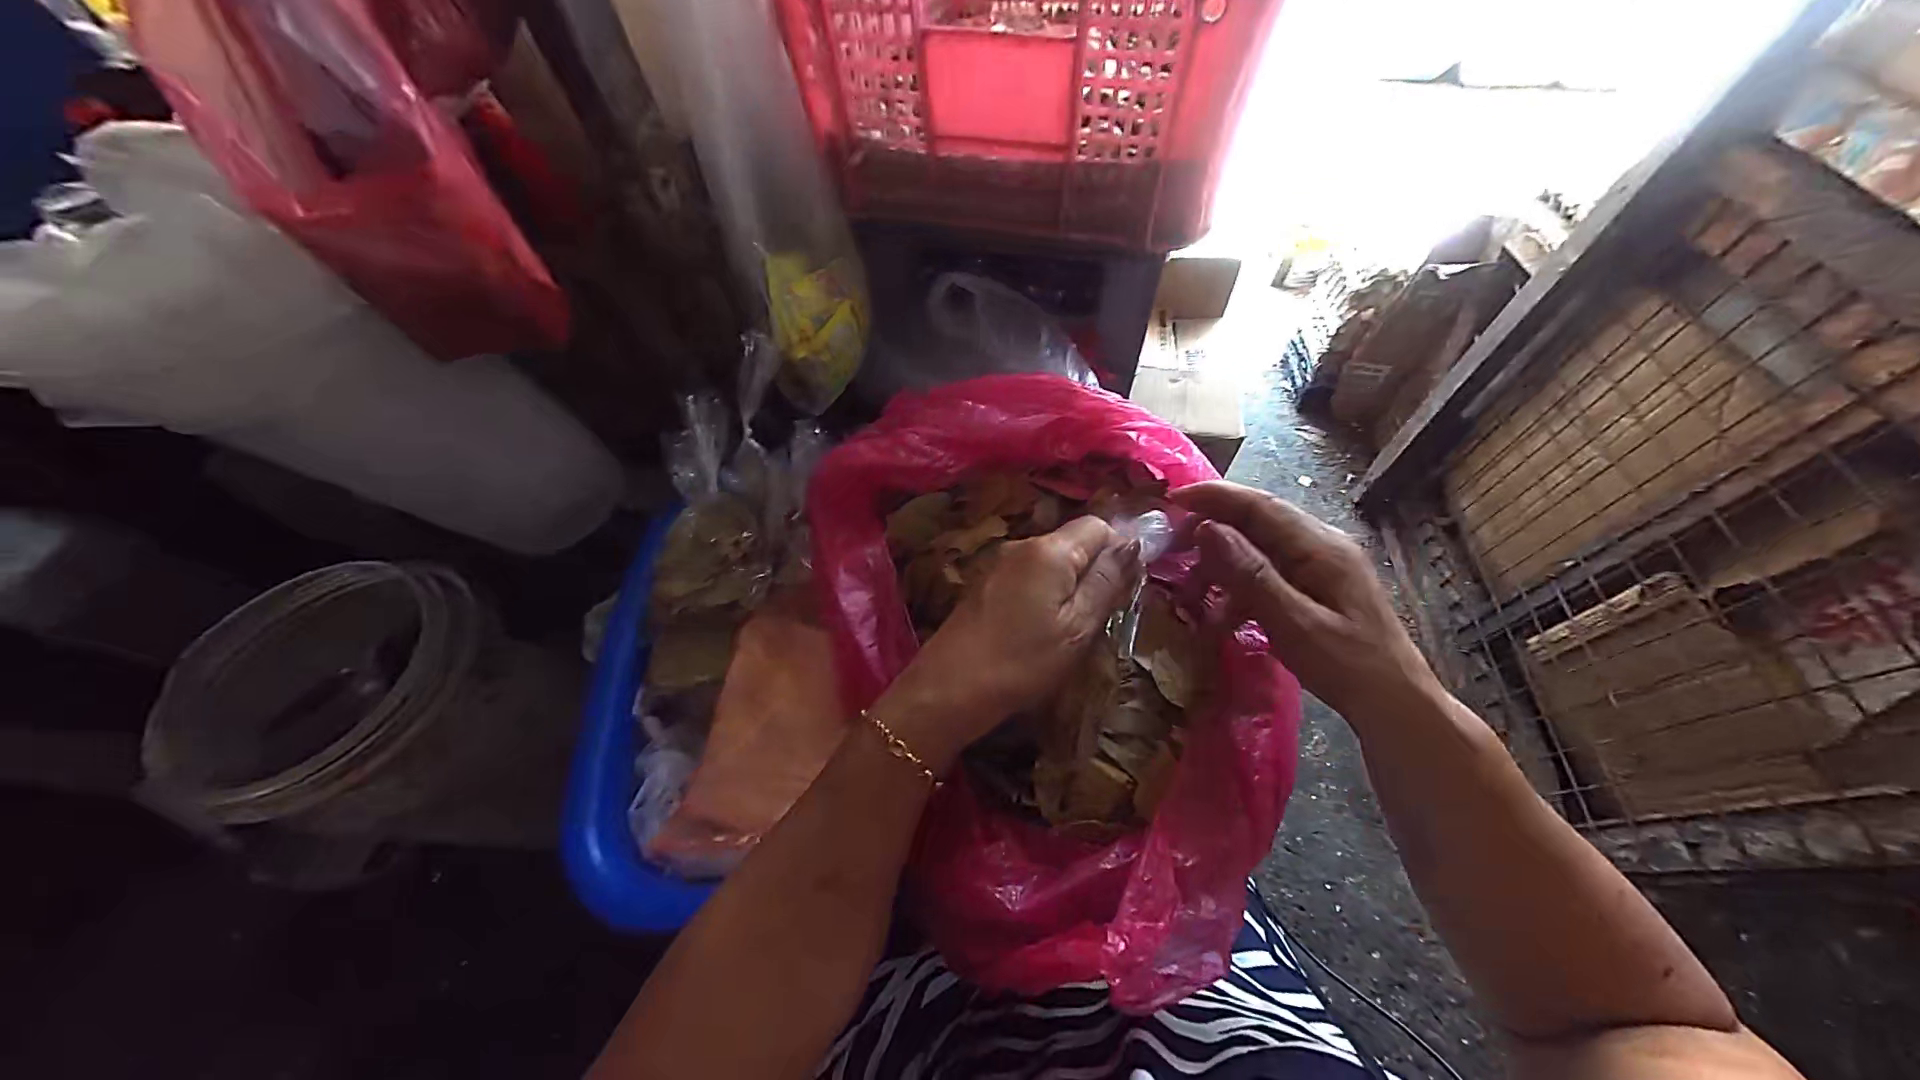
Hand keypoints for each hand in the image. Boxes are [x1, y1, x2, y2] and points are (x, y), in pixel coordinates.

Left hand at [878, 516, 1139, 771]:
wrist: (949, 689)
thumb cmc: (1022, 662)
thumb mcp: (1077, 628)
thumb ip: (1107, 582)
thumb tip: (1134, 543)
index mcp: (1049, 550)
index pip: (1099, 525)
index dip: (1120, 549)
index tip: (1127, 588)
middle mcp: (1022, 545)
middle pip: (1073, 541)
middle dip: (1095, 569)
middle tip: (1103, 614)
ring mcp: (999, 563)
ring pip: (1051, 561)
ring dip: (1069, 585)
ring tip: (1072, 627)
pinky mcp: (985, 585)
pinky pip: (1029, 576)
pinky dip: (1044, 594)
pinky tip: (1040, 628)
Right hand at [1170, 481, 1438, 717]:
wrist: (1394, 704)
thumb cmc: (1349, 666)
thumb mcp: (1294, 622)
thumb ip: (1250, 574)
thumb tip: (1207, 528)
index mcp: (1320, 547)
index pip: (1260, 505)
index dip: (1213, 496)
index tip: (1171, 499)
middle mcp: (1319, 545)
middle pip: (1256, 521)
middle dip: (1210, 527)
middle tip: (1169, 545)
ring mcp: (1317, 566)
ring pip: (1256, 548)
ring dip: (1219, 563)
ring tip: (1188, 588)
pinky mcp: (1312, 587)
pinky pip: (1264, 573)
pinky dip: (1236, 587)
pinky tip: (1219, 614)